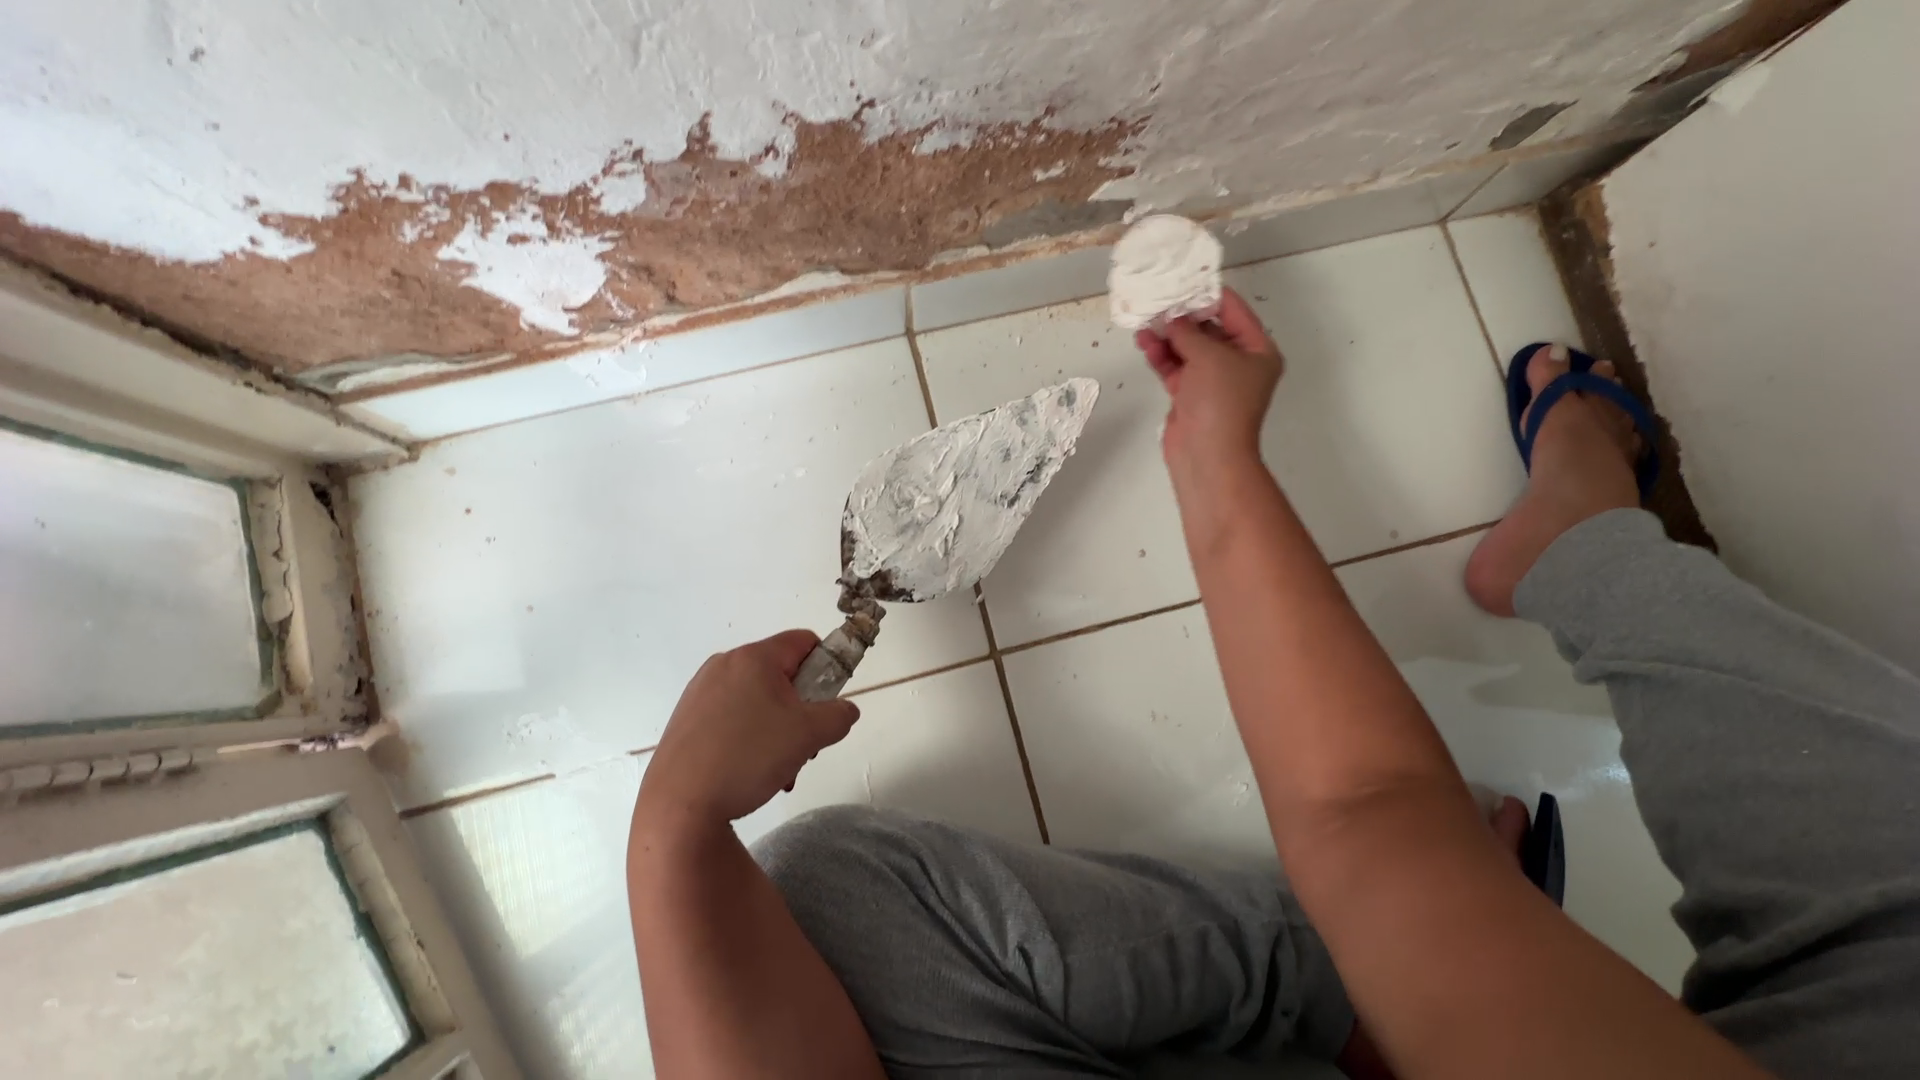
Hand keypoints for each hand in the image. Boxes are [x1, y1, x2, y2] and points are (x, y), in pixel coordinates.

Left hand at [637, 630, 861, 827]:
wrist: (679, 804)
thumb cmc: (749, 757)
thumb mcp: (810, 735)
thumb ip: (839, 716)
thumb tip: (844, 711)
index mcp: (754, 658)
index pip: (804, 641)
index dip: (826, 667)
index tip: (825, 705)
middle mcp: (724, 664)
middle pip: (780, 674)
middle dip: (801, 708)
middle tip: (803, 745)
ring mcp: (701, 691)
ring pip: (757, 699)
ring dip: (778, 729)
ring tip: (777, 768)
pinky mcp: (686, 718)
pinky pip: (732, 717)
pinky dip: (749, 737)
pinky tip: (748, 772)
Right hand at [1135, 287, 1283, 464]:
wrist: (1208, 455)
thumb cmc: (1220, 401)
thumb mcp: (1209, 356)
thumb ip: (1188, 331)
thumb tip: (1171, 317)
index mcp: (1257, 350)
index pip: (1234, 311)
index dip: (1209, 295)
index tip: (1183, 280)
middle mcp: (1237, 363)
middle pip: (1208, 329)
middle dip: (1182, 316)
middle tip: (1158, 300)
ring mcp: (1212, 381)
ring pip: (1188, 349)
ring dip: (1167, 336)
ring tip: (1144, 323)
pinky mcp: (1190, 395)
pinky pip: (1175, 367)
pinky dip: (1161, 356)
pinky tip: (1144, 342)